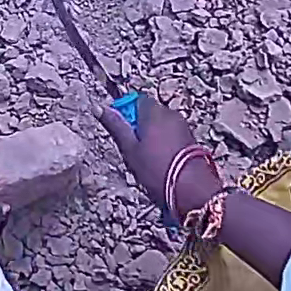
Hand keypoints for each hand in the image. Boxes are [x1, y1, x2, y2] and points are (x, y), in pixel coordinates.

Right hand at [95, 94, 222, 214]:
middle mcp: (170, 114)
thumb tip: (98, 107)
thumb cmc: (158, 170)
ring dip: (151, 136)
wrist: (192, 190)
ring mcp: (182, 127)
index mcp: (154, 112)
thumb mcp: (129, 148)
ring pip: (160, 125)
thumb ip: (115, 125)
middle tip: (131, 148)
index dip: (125, 112)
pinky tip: (160, 163)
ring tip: (146, 159)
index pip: (136, 99)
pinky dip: (163, 144)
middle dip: (138, 126)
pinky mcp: (190, 140)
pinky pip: (171, 135)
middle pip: (148, 112)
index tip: (120, 129)